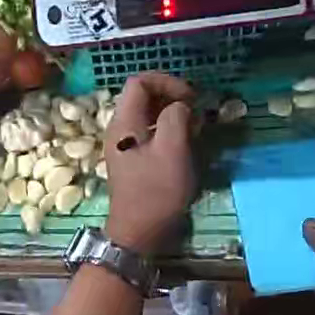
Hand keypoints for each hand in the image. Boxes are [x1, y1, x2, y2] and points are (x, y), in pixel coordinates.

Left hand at [102, 73, 195, 252]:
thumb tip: (180, 105)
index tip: (190, 97)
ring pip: (147, 115)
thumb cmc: (156, 191)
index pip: (139, 82)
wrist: (138, 232)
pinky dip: (166, 130)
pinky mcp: (132, 159)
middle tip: (195, 111)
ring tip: (194, 128)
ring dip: (171, 114)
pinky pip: (148, 132)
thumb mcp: (173, 150)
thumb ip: (176, 118)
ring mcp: (124, 145)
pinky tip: (184, 143)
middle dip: (171, 97)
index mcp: (123, 122)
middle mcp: (119, 129)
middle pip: (142, 96)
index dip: (166, 81)